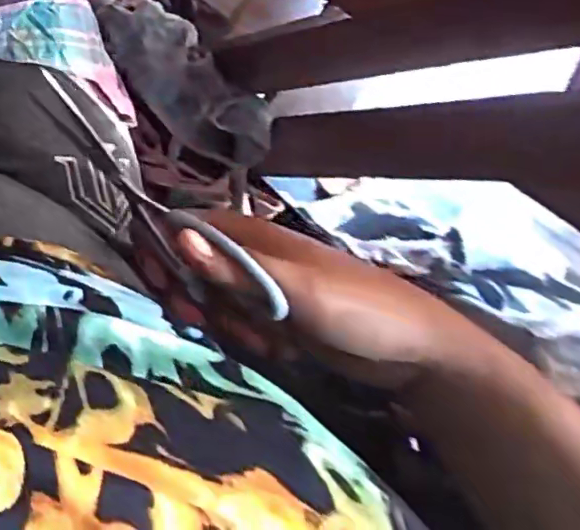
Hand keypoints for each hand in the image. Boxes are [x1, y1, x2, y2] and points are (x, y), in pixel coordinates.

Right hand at [173, 211, 504, 390]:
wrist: (420, 353)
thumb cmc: (357, 306)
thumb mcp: (292, 289)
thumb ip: (234, 266)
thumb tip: (177, 233)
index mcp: (247, 231)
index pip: (182, 225)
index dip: (162, 247)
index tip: (159, 281)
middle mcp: (246, 252)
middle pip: (190, 264)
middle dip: (192, 294)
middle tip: (204, 320)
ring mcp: (259, 285)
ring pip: (212, 297)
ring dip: (223, 321)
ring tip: (257, 340)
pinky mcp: (272, 315)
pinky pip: (237, 322)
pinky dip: (245, 336)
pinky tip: (274, 349)